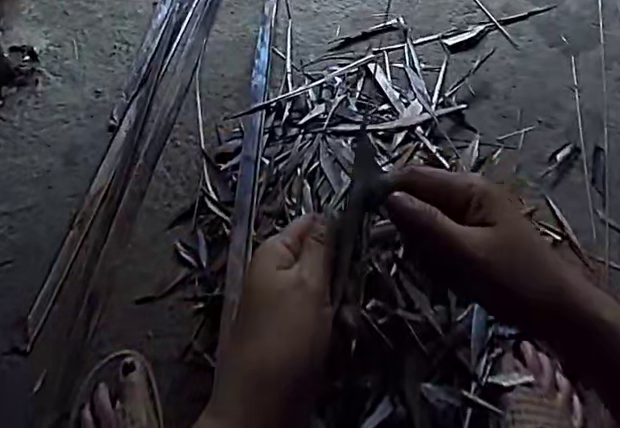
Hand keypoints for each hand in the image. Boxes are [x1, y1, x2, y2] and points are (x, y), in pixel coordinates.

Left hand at [200, 215, 332, 427]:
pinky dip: (329, 325)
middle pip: (319, 256)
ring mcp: (279, 303)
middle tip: (350, 290)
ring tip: (343, 321)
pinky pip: (316, 315)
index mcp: (273, 251)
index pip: (311, 221)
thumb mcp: (309, 284)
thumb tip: (330, 212)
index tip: (361, 243)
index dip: (338, 228)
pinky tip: (335, 338)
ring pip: (323, 288)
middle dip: (339, 272)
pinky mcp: (287, 332)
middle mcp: (273, 272)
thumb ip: (321, 245)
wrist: (258, 413)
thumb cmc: (285, 341)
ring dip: (338, 302)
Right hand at [382, 167, 595, 337]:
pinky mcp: (478, 239)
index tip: (362, 215)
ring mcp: (475, 216)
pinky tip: (455, 280)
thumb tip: (389, 198)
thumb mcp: (467, 255)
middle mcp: (470, 194)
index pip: (415, 176)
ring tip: (445, 274)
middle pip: (421, 199)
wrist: (563, 315)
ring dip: (427, 249)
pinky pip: (445, 241)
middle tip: (422, 261)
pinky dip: (441, 259)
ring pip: (430, 223)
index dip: (388, 190)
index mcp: (469, 188)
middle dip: (412, 230)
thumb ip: (427, 225)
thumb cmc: (517, 281)